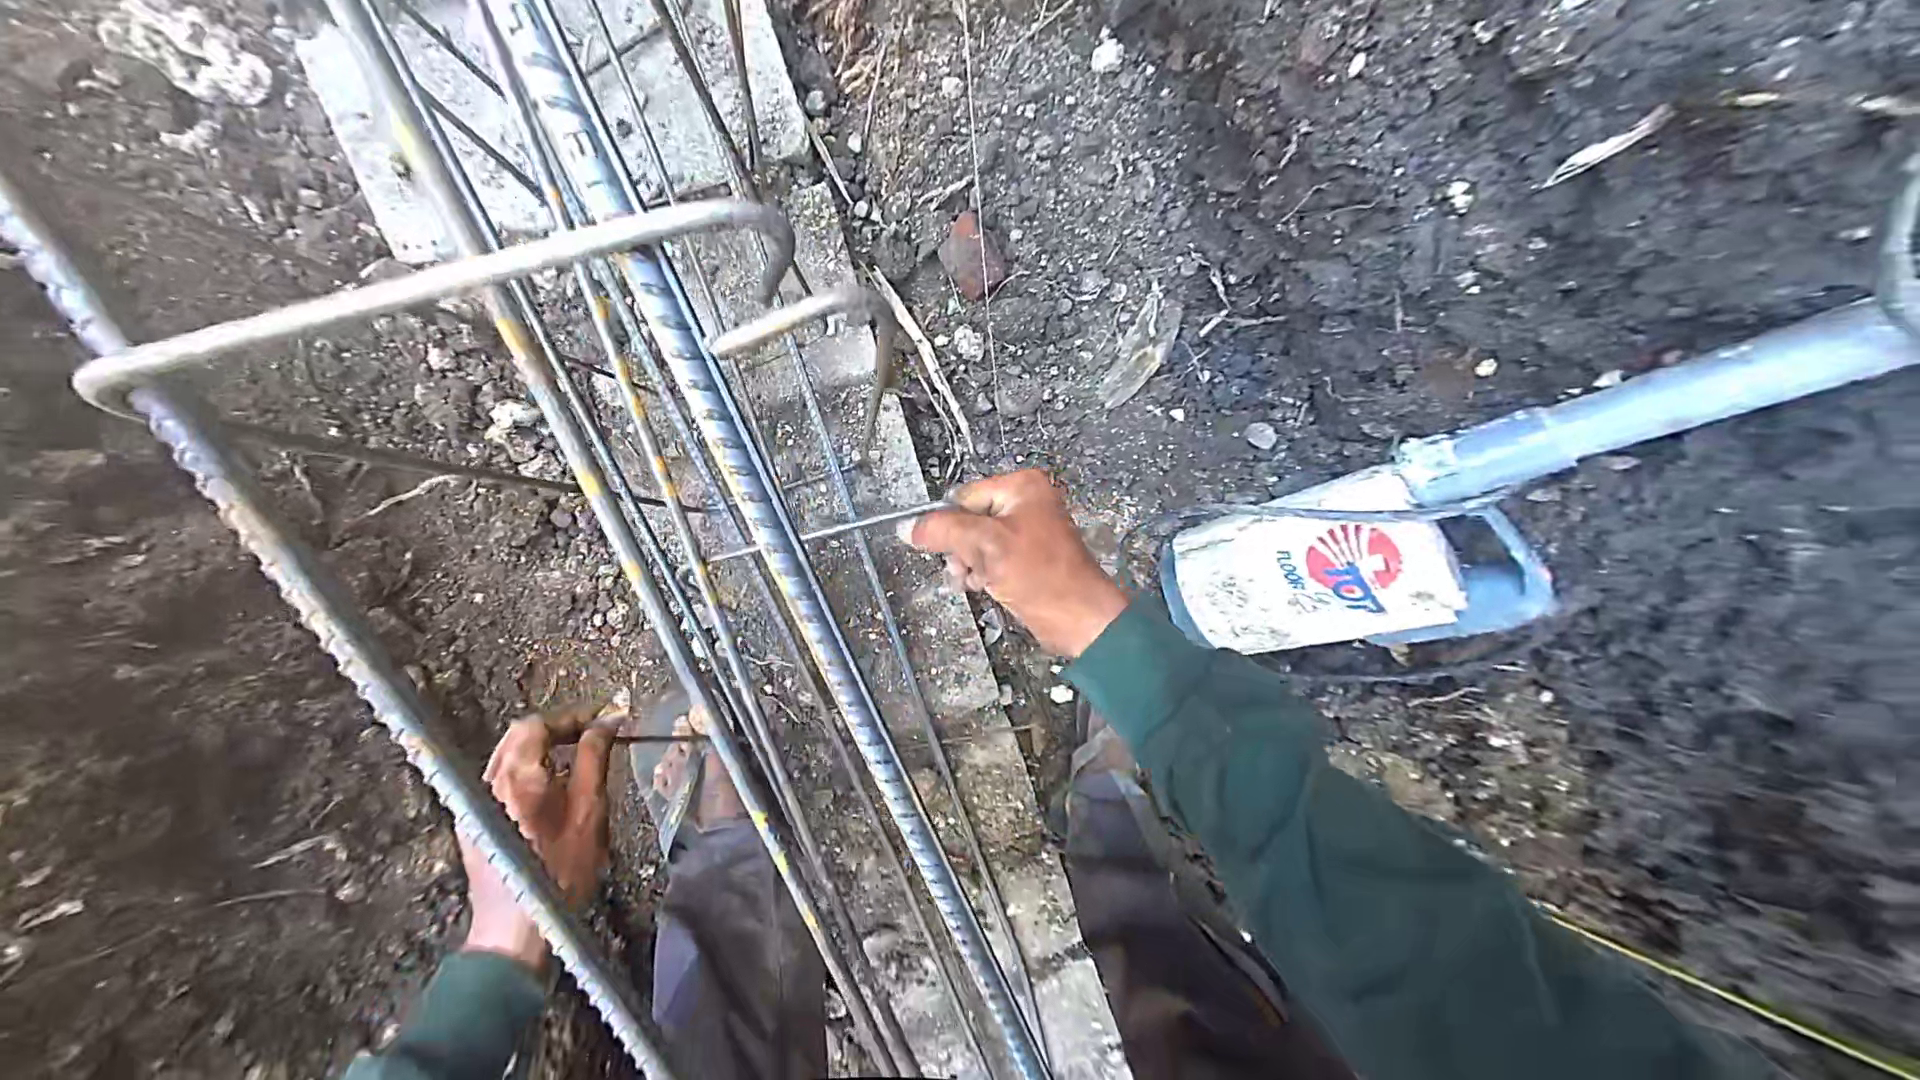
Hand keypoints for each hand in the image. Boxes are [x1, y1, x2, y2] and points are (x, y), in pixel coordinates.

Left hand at [459, 703, 617, 971]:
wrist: (517, 928)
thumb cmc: (559, 870)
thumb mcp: (589, 808)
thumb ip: (595, 757)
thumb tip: (608, 722)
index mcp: (515, 776)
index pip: (537, 724)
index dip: (573, 717)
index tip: (603, 722)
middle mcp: (486, 784)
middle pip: (519, 736)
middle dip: (559, 729)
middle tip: (594, 736)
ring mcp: (475, 803)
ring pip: (510, 755)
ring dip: (545, 748)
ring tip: (580, 757)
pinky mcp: (475, 821)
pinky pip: (504, 777)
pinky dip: (531, 768)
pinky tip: (556, 785)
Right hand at [906, 469, 1128, 656]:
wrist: (1077, 617)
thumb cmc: (1045, 577)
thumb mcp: (986, 545)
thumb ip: (944, 530)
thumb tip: (911, 526)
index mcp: (1022, 488)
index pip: (964, 497)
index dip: (950, 523)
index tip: (939, 544)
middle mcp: (1026, 504)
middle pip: (969, 520)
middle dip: (962, 548)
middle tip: (967, 564)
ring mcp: (1027, 533)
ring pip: (977, 543)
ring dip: (969, 564)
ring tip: (979, 578)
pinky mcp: (1026, 559)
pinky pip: (990, 559)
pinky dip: (982, 573)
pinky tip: (986, 586)